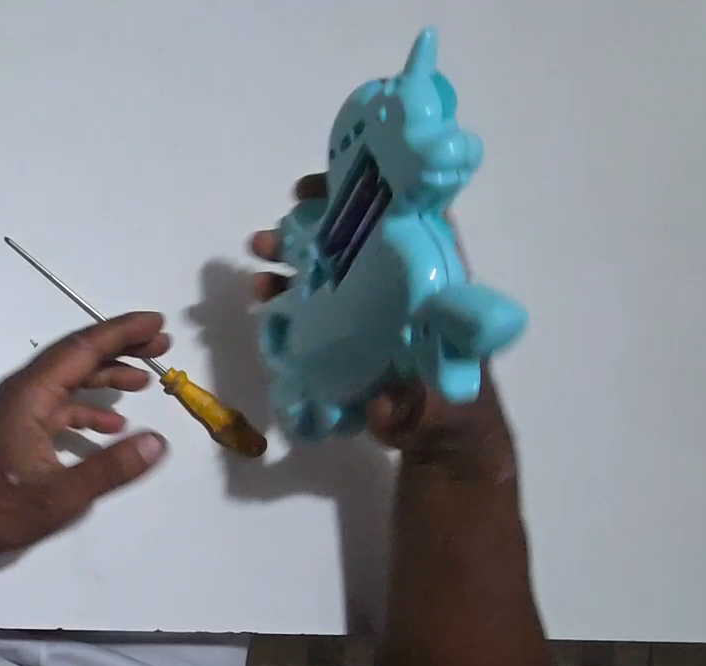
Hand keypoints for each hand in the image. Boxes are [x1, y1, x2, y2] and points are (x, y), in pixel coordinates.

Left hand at [0, 313, 171, 561]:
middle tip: (160, 345)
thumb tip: (157, 442)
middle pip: (76, 356)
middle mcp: (21, 392)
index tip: (157, 323)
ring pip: (66, 381)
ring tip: (143, 381)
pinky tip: (110, 425)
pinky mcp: (13, 429)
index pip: (82, 348)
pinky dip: (85, 408)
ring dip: (103, 376)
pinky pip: (56, 406)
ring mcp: (15, 410)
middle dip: (119, 347)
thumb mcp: (60, 496)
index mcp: (30, 395)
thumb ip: (110, 469)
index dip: (122, 332)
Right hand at [249, 174, 517, 482]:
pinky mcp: (334, 337)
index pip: (393, 214)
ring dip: (283, 264)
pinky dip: (277, 302)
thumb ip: (419, 395)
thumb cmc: (448, 404)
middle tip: (267, 238)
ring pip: (316, 270)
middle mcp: (386, 283)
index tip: (316, 189)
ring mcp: (356, 309)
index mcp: (422, 276)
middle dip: (303, 230)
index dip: (359, 191)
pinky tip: (260, 305)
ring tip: (257, 274)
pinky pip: (301, 310)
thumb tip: (381, 403)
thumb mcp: (445, 393)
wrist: (437, 437)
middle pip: (343, 239)